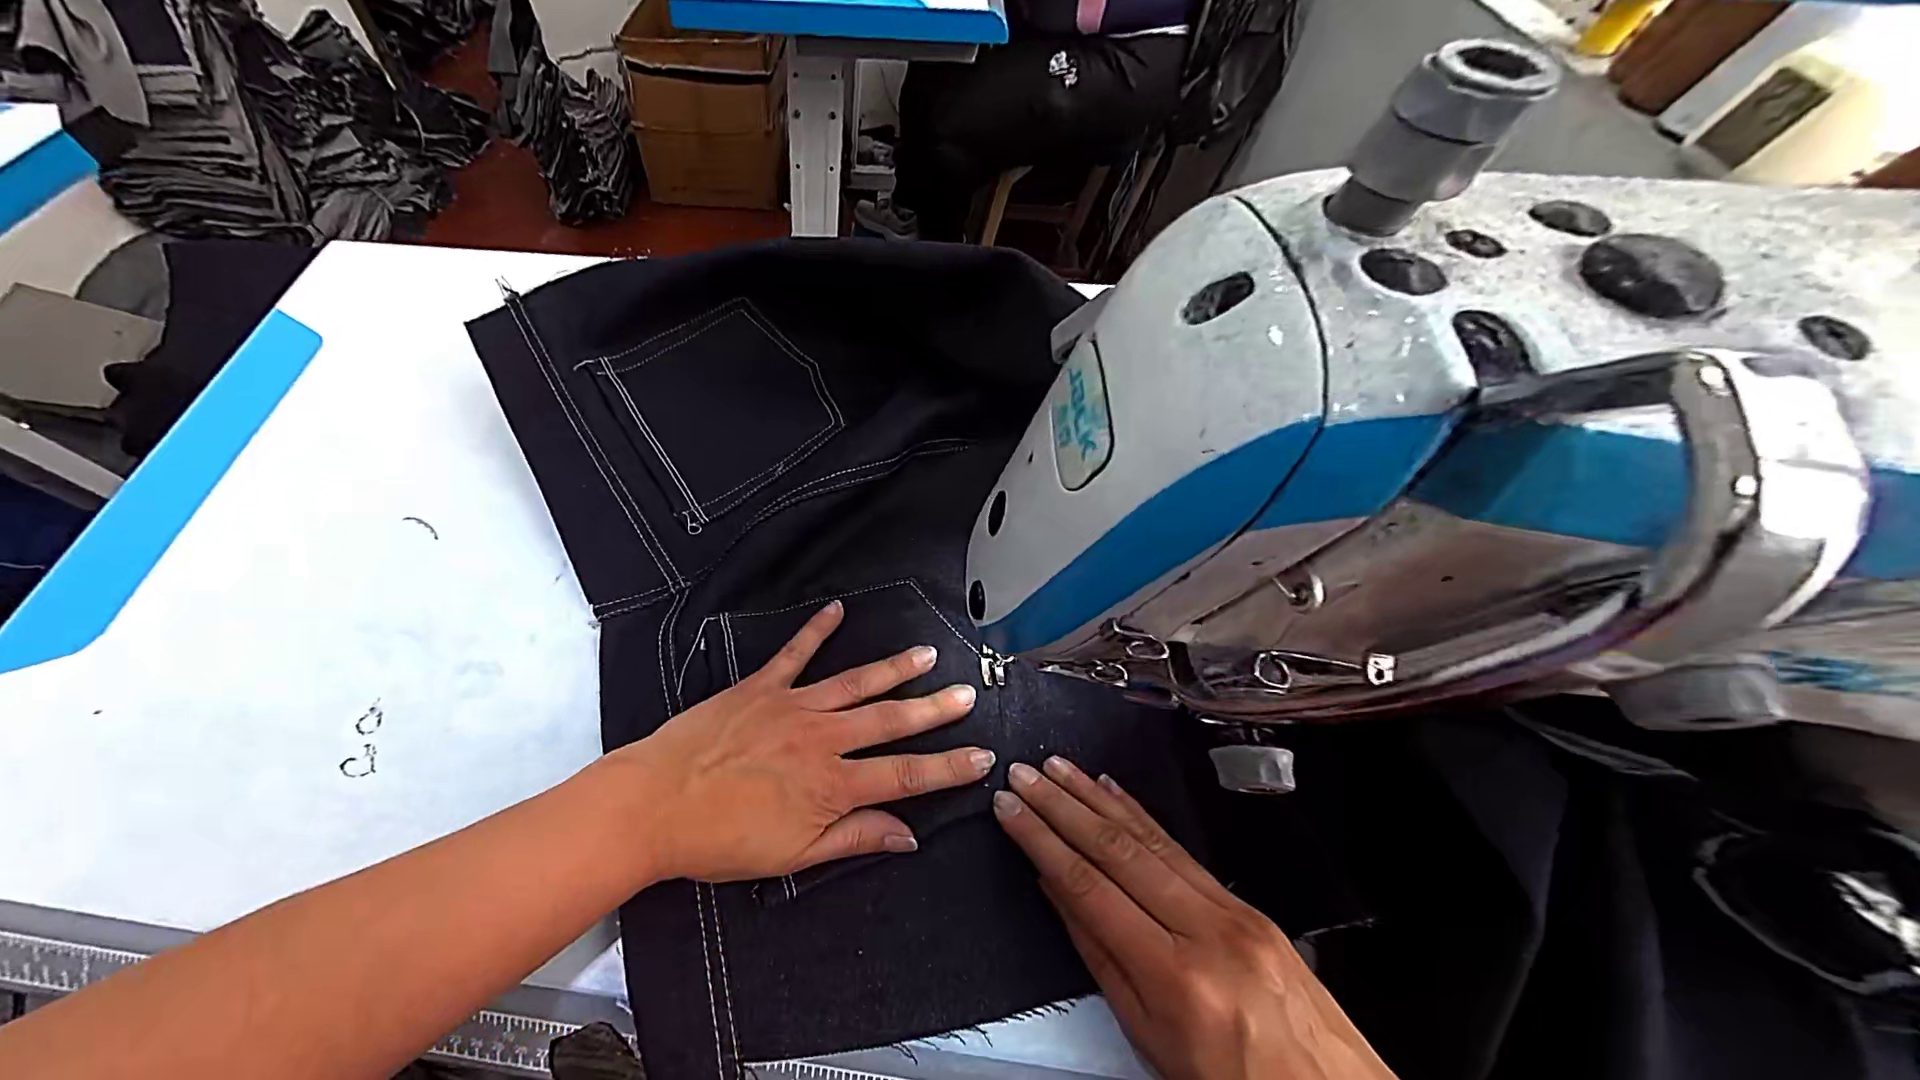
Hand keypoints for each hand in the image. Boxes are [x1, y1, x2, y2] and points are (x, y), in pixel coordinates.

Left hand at [607, 600, 991, 882]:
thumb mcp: (792, 856)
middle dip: (935, 709)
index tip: (981, 757)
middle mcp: (822, 739)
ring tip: (927, 654)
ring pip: (857, 683)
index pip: (906, 775)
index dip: (950, 768)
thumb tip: (906, 838)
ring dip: (895, 668)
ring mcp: (794, 707)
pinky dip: (817, 630)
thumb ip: (854, 839)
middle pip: (891, 721)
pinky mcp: (762, 687)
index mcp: (832, 785)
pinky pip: (795, 653)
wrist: (653, 805)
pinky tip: (838, 610)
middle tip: (967, 693)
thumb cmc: (718, 839)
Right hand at [993, 757, 1395, 1079]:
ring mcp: (1233, 910)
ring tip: (1059, 768)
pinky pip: (1181, 848)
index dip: (1041, 841)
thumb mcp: (1150, 1040)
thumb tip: (1058, 892)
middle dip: (1061, 805)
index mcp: (1178, 978)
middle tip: (1026, 774)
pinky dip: (1141, 814)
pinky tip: (1114, 790)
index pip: (1089, 888)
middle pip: (1116, 850)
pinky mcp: (1246, 903)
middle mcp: (1208, 931)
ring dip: (1095, 797)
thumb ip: (1100, 959)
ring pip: (1148, 838)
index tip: (1012, 810)